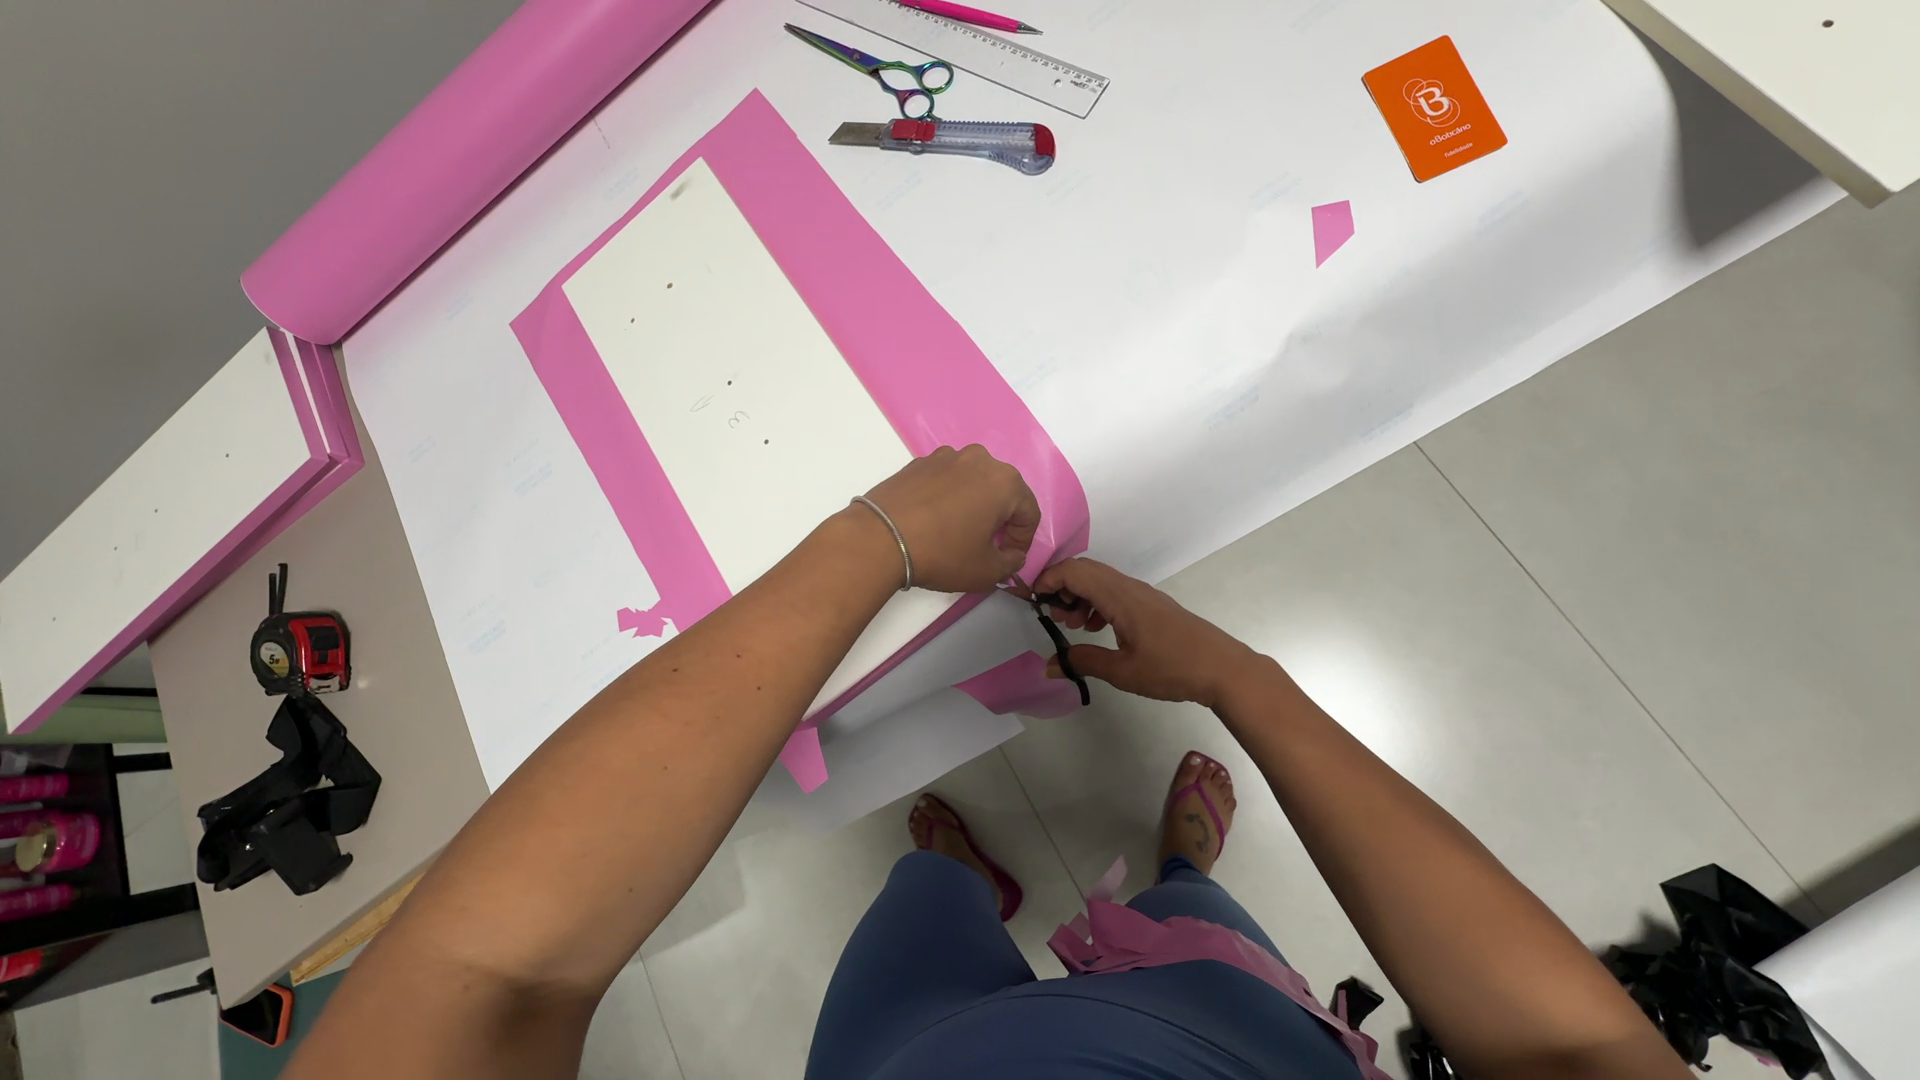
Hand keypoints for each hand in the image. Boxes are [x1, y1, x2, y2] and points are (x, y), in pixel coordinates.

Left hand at [854, 445, 1039, 592]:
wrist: (879, 539)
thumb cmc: (942, 553)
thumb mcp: (987, 571)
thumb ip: (1011, 563)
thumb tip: (1011, 555)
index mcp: (1004, 481)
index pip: (1029, 512)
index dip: (1023, 540)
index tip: (1009, 558)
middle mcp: (979, 460)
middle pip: (1002, 492)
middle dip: (1000, 519)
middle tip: (987, 546)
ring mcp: (946, 457)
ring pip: (972, 483)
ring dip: (973, 505)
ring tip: (958, 533)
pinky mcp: (918, 463)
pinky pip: (945, 481)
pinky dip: (947, 498)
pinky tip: (933, 522)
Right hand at [1030, 558, 1259, 707]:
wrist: (1222, 668)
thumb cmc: (1172, 668)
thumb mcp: (1122, 671)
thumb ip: (1083, 662)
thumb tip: (1051, 665)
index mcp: (1119, 597)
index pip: (1074, 571)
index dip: (1048, 579)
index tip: (1032, 600)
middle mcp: (1129, 587)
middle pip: (1085, 570)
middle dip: (1061, 587)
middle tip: (1052, 616)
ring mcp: (1142, 594)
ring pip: (1100, 580)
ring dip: (1079, 595)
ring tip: (1073, 625)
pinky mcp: (1151, 604)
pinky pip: (1114, 591)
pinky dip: (1096, 602)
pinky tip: (1096, 628)